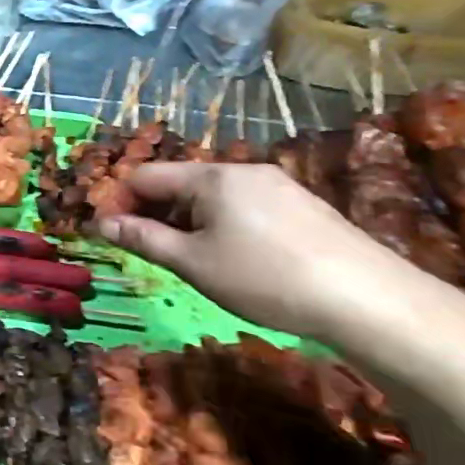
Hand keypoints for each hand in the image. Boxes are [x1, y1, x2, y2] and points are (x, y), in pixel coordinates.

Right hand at [95, 162, 444, 343]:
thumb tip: (104, 224)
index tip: (109, 235)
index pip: (148, 176)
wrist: (360, 295)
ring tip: (190, 262)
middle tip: (148, 255)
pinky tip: (235, 259)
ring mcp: (276, 185)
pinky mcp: (300, 205)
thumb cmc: (263, 278)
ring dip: (188, 222)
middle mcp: (242, 170)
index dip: (120, 203)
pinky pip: (244, 207)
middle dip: (156, 214)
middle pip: (182, 183)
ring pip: (214, 197)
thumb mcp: (194, 263)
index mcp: (211, 177)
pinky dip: (222, 226)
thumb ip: (145, 239)